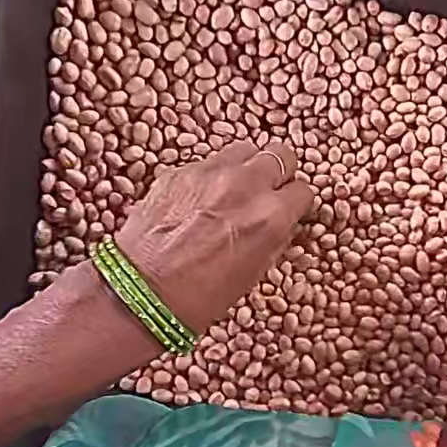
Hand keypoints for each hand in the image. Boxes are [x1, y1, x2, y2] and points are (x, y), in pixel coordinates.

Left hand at [114, 141, 313, 331]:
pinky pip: (207, 162)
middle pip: (280, 155)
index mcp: (270, 216)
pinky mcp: (178, 171)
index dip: (295, 203)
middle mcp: (245, 185)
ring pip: (244, 150)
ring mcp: (209, 173)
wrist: (144, 293)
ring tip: (234, 193)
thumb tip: (280, 223)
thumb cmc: (199, 296)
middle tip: (267, 194)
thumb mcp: (253, 274)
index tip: (289, 210)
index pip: (303, 190)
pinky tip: (199, 202)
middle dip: (277, 174)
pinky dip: (210, 177)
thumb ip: (273, 238)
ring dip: (246, 168)